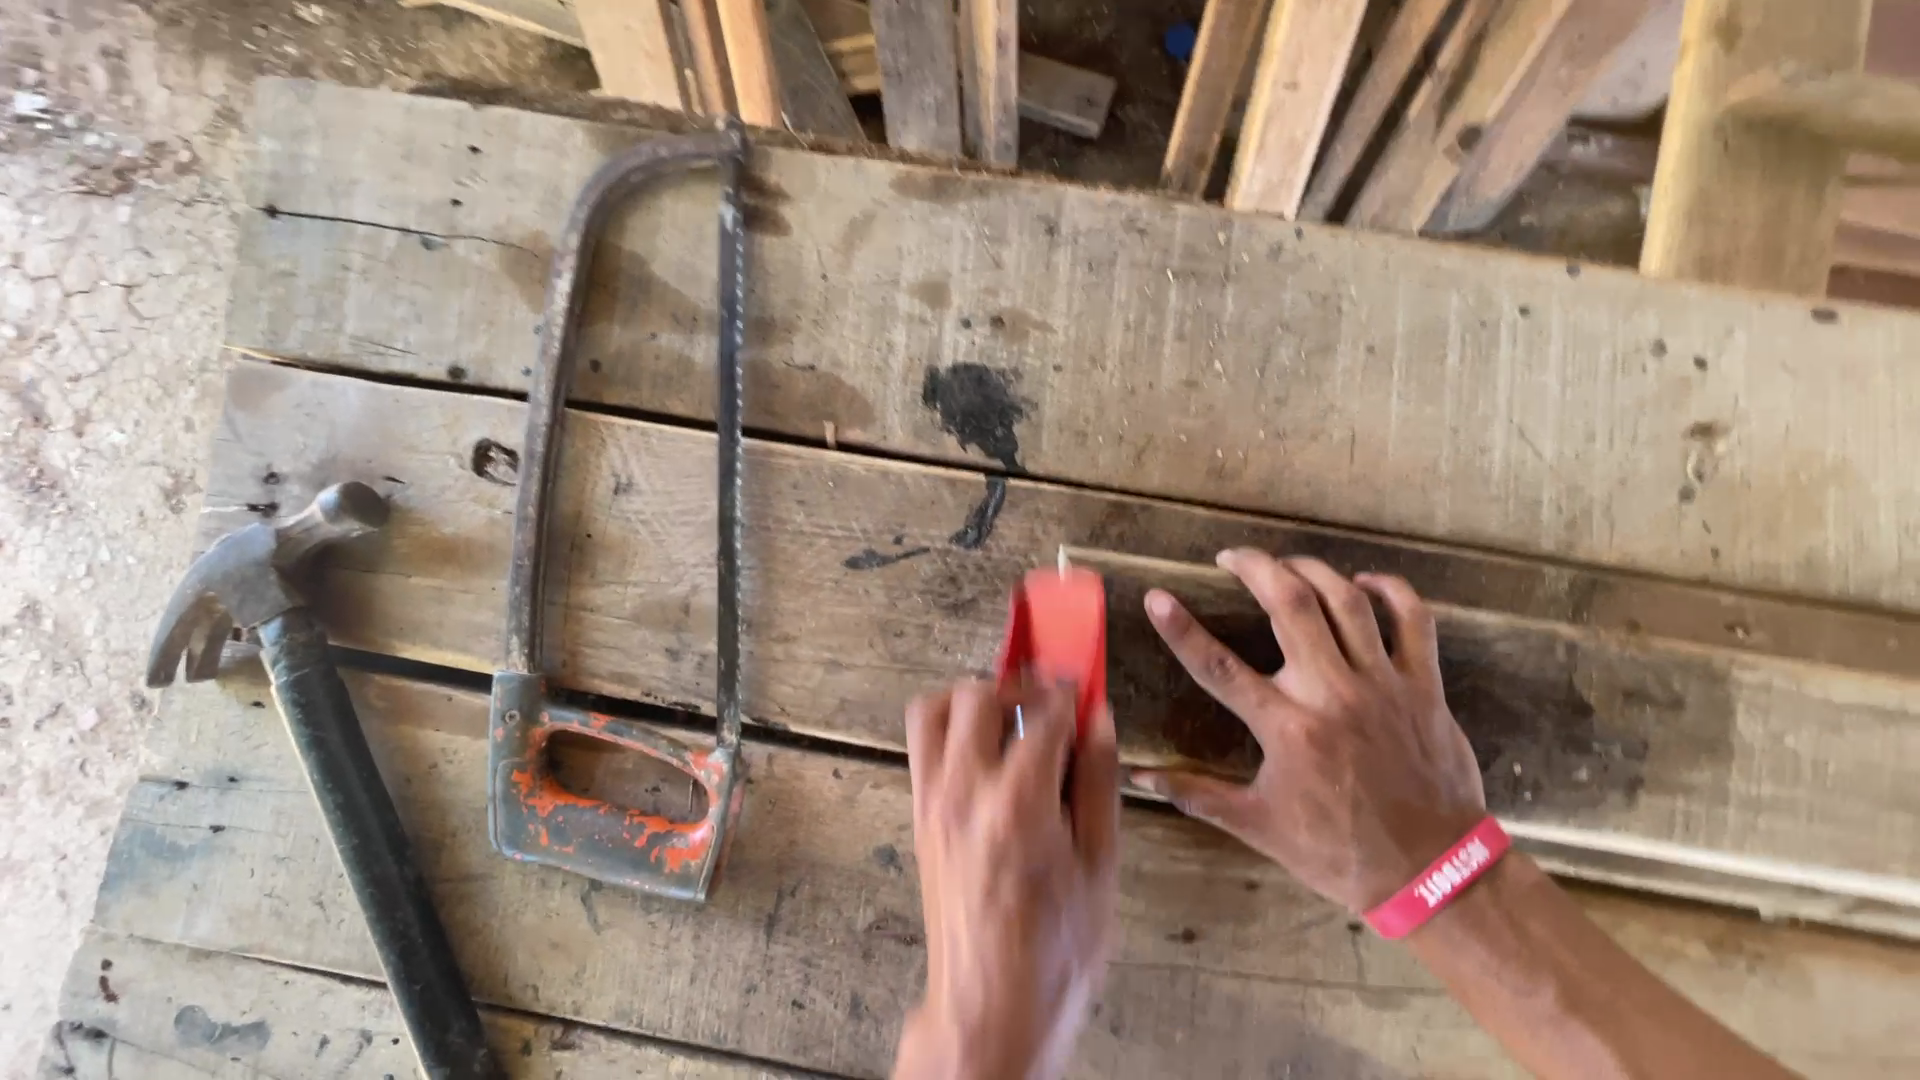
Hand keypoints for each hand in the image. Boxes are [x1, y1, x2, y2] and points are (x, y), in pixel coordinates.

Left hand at [893, 680, 1120, 1079]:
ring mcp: (933, 802)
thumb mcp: (1100, 865)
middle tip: (1046, 703)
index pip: (1041, 712)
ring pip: (934, 708)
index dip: (1066, 690)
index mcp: (1019, 804)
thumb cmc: (1057, 949)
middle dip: (1017, 685)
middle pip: (977, 693)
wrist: (991, 1006)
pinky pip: (923, 745)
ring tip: (1008, 719)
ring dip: (971, 698)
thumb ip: (1098, 780)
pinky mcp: (918, 816)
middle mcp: (965, 791)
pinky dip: (950, 728)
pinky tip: (985, 755)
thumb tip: (1098, 717)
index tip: (1079, 686)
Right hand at [1131, 550, 1484, 912]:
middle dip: (1255, 568)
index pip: (1218, 666)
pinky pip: (1414, 621)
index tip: (1157, 596)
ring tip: (1284, 562)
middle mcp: (1331, 693)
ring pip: (1346, 601)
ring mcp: (1382, 685)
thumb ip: (1197, 794)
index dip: (1180, 628)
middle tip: (1231, 556)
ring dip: (1310, 570)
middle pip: (1289, 607)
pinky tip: (1364, 581)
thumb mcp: (1258, 826)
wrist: (1436, 873)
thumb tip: (1139, 779)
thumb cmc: (1339, 851)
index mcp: (1286, 728)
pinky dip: (1391, 591)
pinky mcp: (1424, 687)